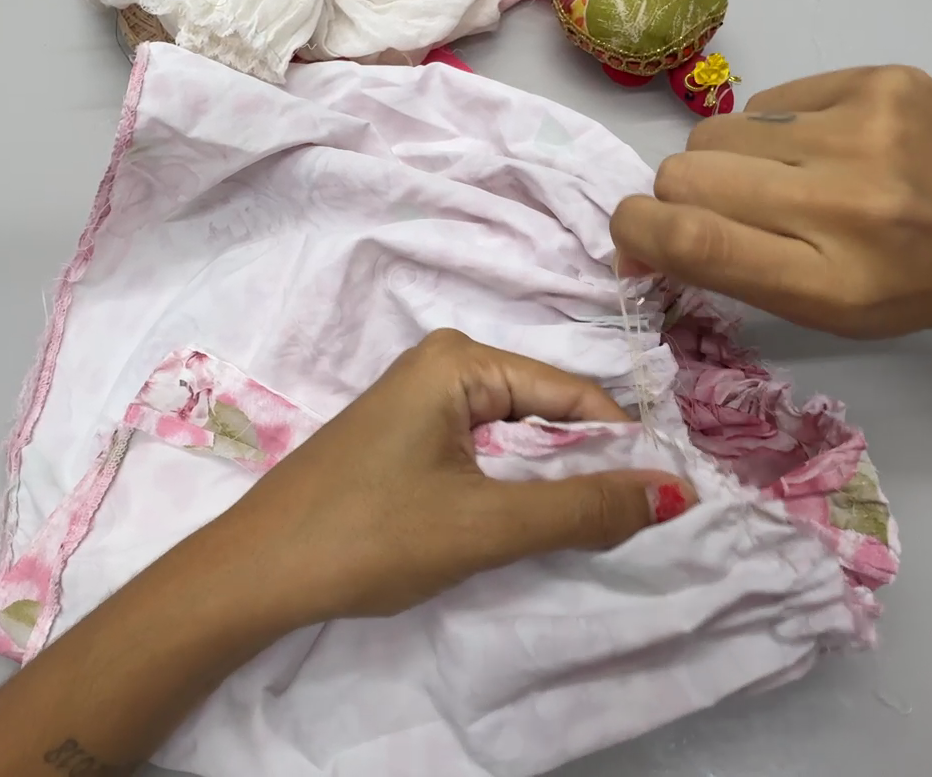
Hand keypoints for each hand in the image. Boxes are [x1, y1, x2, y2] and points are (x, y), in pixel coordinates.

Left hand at [199, 330, 694, 623]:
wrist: (259, 570)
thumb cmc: (372, 534)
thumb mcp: (485, 524)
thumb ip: (581, 509)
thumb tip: (672, 492)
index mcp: (459, 360)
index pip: (569, 394)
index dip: (620, 445)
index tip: (665, 500)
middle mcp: (441, 362)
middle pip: (541, 408)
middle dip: (583, 463)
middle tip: (627, 523)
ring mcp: (417, 396)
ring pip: (512, 431)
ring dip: (548, 477)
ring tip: (580, 526)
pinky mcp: (404, 431)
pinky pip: (478, 445)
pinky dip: (509, 480)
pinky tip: (520, 515)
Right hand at [611, 66, 931, 338]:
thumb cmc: (913, 286)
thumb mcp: (818, 309)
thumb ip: (722, 268)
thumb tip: (634, 238)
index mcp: (825, 280)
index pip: (691, 238)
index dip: (637, 231)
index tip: (638, 233)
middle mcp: (842, 199)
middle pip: (684, 171)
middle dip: (685, 192)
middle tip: (736, 207)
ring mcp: (863, 127)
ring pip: (717, 130)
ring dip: (732, 157)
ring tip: (791, 173)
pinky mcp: (880, 78)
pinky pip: (767, 98)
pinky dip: (776, 126)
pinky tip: (828, 143)